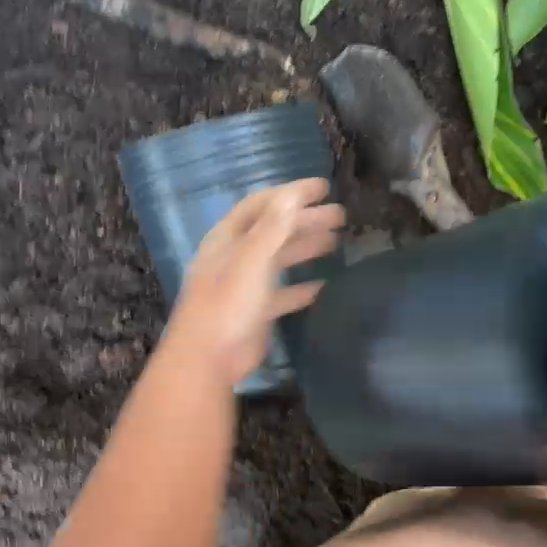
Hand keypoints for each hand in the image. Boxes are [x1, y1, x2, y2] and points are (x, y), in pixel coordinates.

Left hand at [162, 178, 344, 385]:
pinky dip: (301, 288)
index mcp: (228, 238)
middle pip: (273, 230)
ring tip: (336, 242)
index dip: (291, 193)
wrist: (207, 358)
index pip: (261, 205)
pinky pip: (282, 294)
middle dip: (305, 220)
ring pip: (279, 259)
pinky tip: (323, 285)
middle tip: (340, 216)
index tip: (324, 188)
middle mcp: (235, 257)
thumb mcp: (251, 260)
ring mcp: (244, 285)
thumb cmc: (227, 304)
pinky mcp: (255, 312)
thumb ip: (272, 228)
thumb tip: (292, 195)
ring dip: (305, 248)